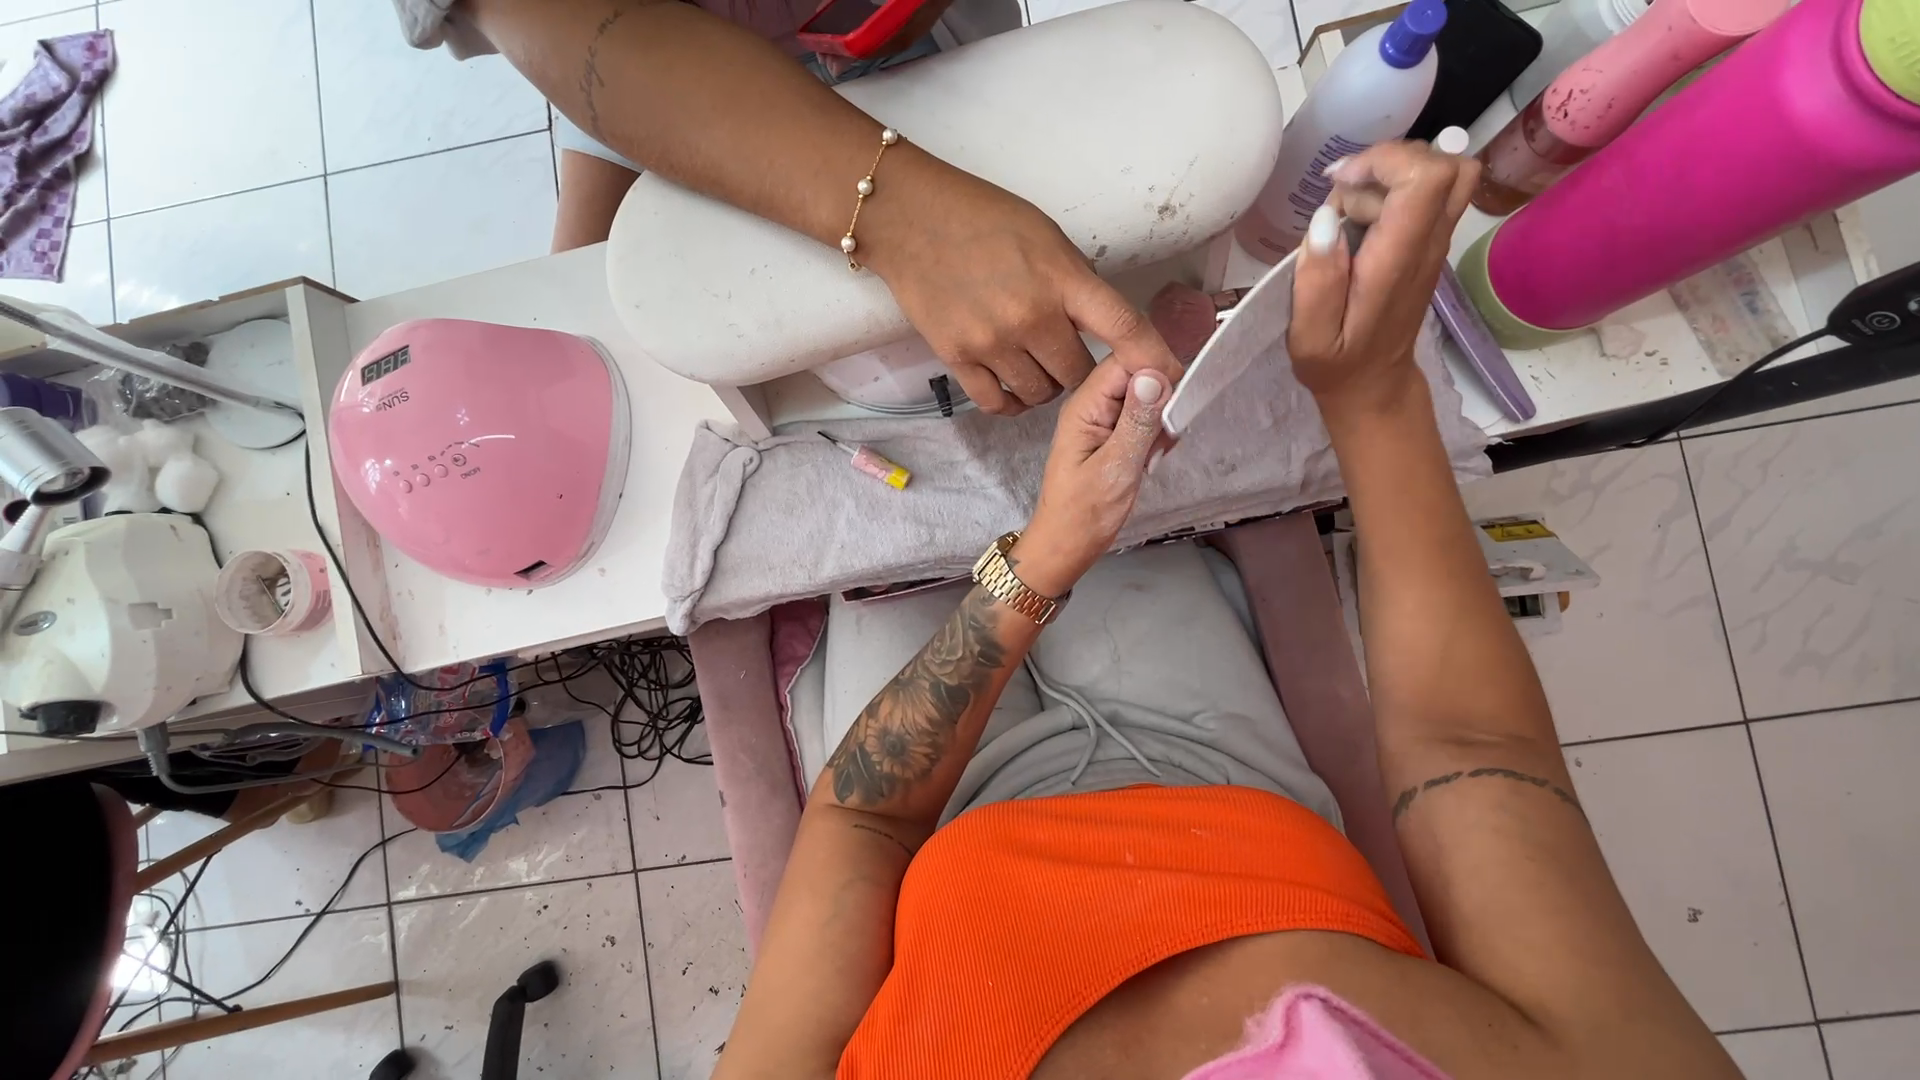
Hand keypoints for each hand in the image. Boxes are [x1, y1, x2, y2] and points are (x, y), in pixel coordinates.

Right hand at [861, 150, 1181, 415]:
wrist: (909, 219)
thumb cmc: (979, 217)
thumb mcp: (1044, 235)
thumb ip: (1074, 283)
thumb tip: (1097, 325)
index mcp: (1061, 279)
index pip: (1124, 329)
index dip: (1155, 360)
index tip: (1172, 381)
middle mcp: (1031, 317)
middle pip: (1079, 376)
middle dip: (1081, 372)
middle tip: (1067, 355)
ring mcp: (992, 342)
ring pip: (1040, 395)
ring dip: (1045, 387)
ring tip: (1033, 364)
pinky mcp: (958, 358)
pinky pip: (998, 403)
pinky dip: (1012, 402)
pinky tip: (1012, 388)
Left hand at [1011, 360, 1171, 595]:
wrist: (1065, 546)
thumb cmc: (1083, 515)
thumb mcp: (1116, 469)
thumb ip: (1137, 422)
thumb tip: (1155, 375)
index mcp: (1084, 406)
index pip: (1124, 359)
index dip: (1157, 368)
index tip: (1178, 399)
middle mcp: (1092, 405)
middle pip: (1138, 373)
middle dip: (1164, 397)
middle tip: (1165, 436)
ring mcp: (1102, 420)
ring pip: (1146, 397)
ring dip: (1162, 420)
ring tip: (1155, 454)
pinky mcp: (1114, 435)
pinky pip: (1143, 419)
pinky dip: (1157, 434)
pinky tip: (1152, 458)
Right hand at [1288, 141, 1478, 414]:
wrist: (1372, 385)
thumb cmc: (1335, 365)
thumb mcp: (1309, 339)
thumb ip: (1316, 282)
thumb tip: (1326, 219)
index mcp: (1399, 263)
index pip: (1427, 177)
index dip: (1384, 161)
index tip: (1340, 184)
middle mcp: (1428, 245)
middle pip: (1446, 164)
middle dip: (1388, 165)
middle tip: (1344, 197)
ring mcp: (1435, 243)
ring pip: (1442, 173)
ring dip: (1390, 176)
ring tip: (1347, 213)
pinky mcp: (1428, 243)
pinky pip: (1429, 192)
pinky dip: (1393, 190)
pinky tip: (1356, 221)